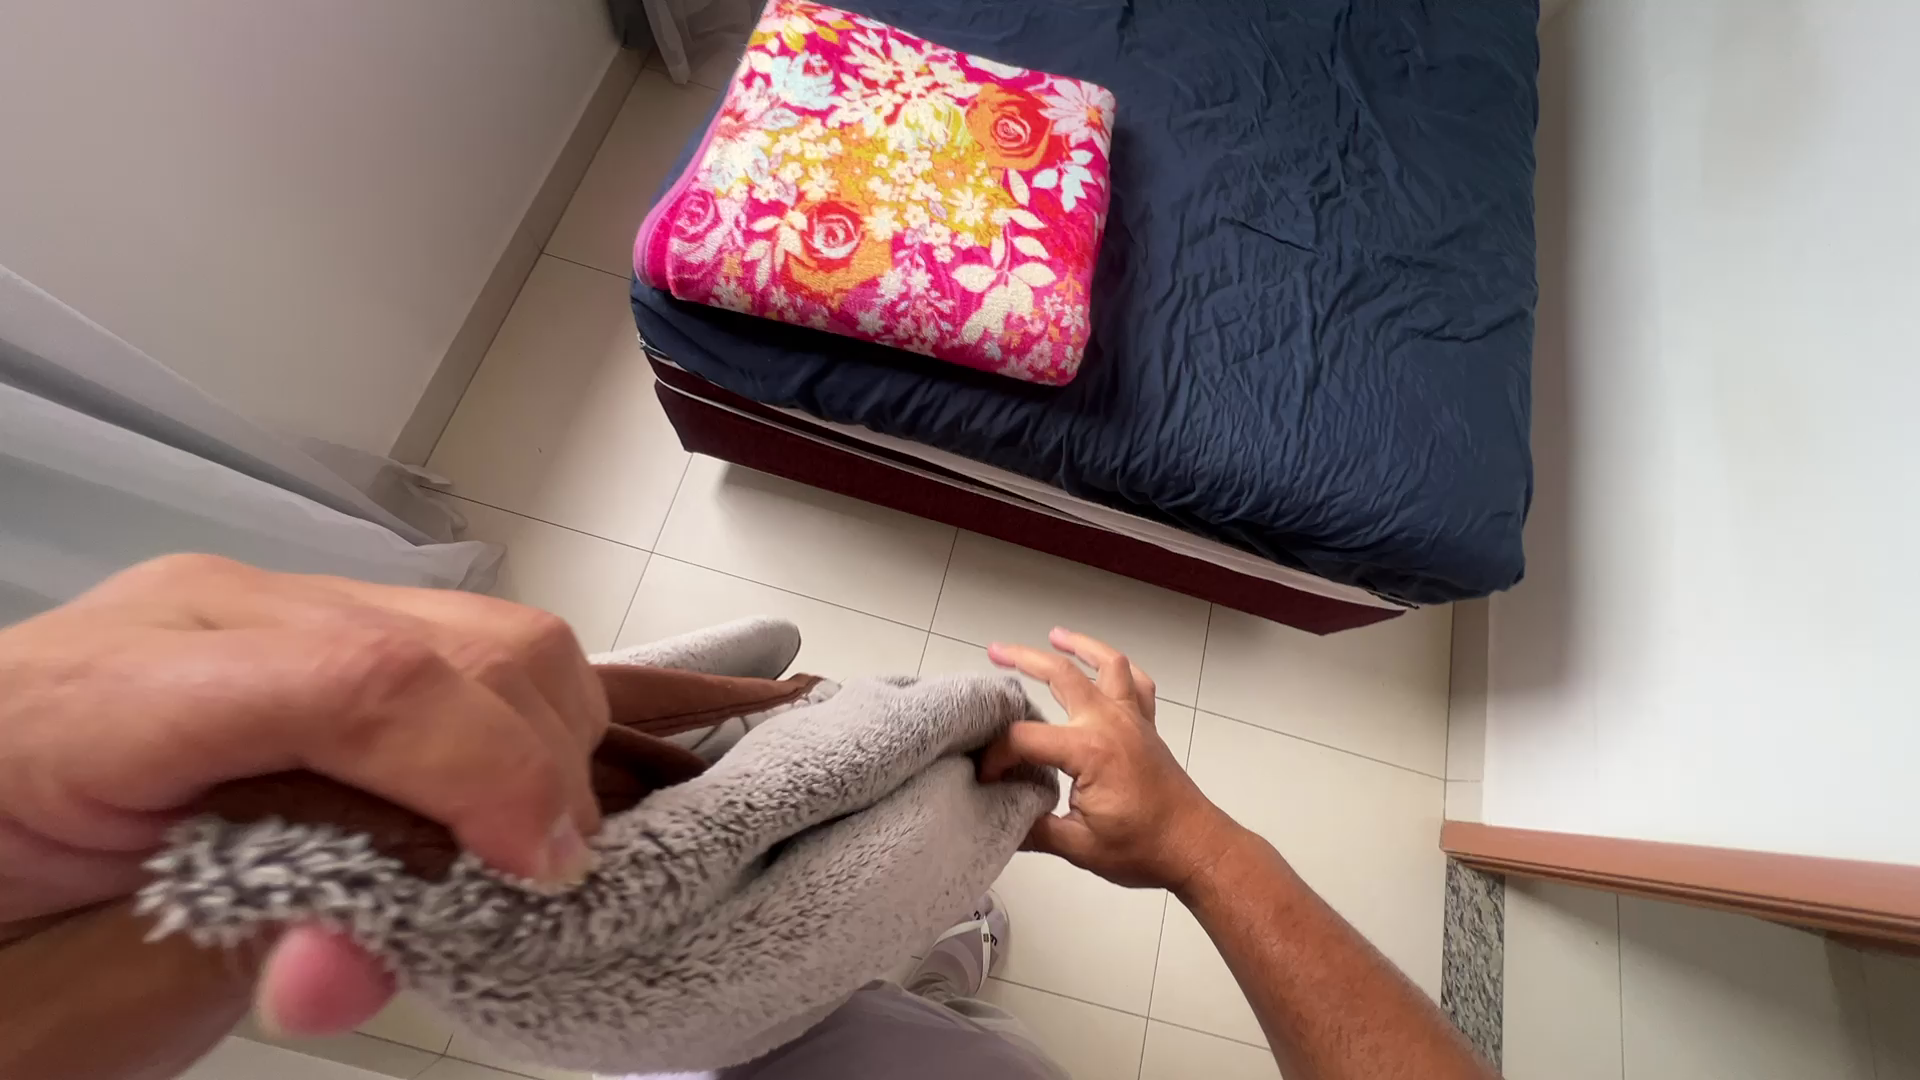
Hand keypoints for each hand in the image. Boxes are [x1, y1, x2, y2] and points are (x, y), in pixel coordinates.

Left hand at [0, 555, 608, 1033]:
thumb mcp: (73, 993)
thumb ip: (249, 949)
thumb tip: (382, 951)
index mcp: (112, 693)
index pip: (365, 684)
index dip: (486, 771)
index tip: (538, 872)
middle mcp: (233, 612)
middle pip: (473, 647)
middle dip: (539, 769)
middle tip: (540, 878)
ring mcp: (305, 605)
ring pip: (509, 634)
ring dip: (553, 743)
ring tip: (523, 840)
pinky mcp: (354, 622)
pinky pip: (494, 647)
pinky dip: (534, 723)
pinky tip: (502, 790)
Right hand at [979, 628, 1243, 892]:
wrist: (1195, 848)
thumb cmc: (1145, 848)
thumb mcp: (1079, 847)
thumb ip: (1033, 829)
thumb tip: (998, 820)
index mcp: (1088, 750)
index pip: (1025, 738)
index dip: (998, 755)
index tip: (987, 775)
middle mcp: (1109, 722)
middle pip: (1061, 675)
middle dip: (1023, 659)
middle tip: (996, 652)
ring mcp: (1132, 718)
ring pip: (1106, 663)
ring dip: (1079, 645)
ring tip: (1055, 635)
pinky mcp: (1147, 724)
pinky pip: (1136, 681)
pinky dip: (1118, 666)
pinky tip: (1102, 663)